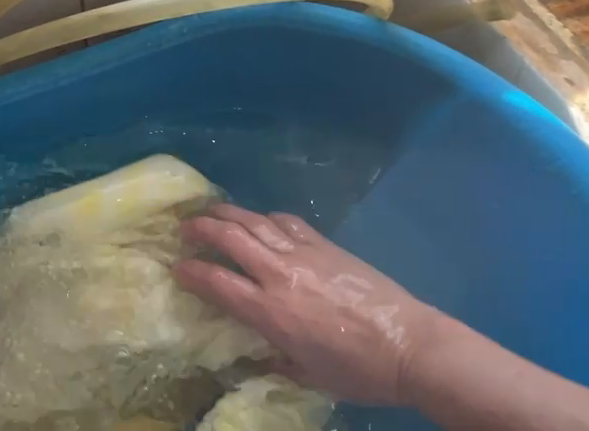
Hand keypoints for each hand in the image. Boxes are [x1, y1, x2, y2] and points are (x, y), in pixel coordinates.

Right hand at [175, 204, 447, 406]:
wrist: (410, 346)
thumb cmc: (358, 372)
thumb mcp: (309, 376)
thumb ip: (276, 359)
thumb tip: (256, 352)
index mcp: (271, 312)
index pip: (217, 282)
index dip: (191, 272)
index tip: (177, 268)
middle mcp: (278, 275)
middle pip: (228, 238)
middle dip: (199, 228)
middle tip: (184, 228)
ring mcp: (301, 254)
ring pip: (252, 220)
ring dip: (225, 213)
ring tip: (209, 212)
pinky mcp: (323, 244)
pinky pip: (285, 221)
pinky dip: (265, 216)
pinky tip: (259, 218)